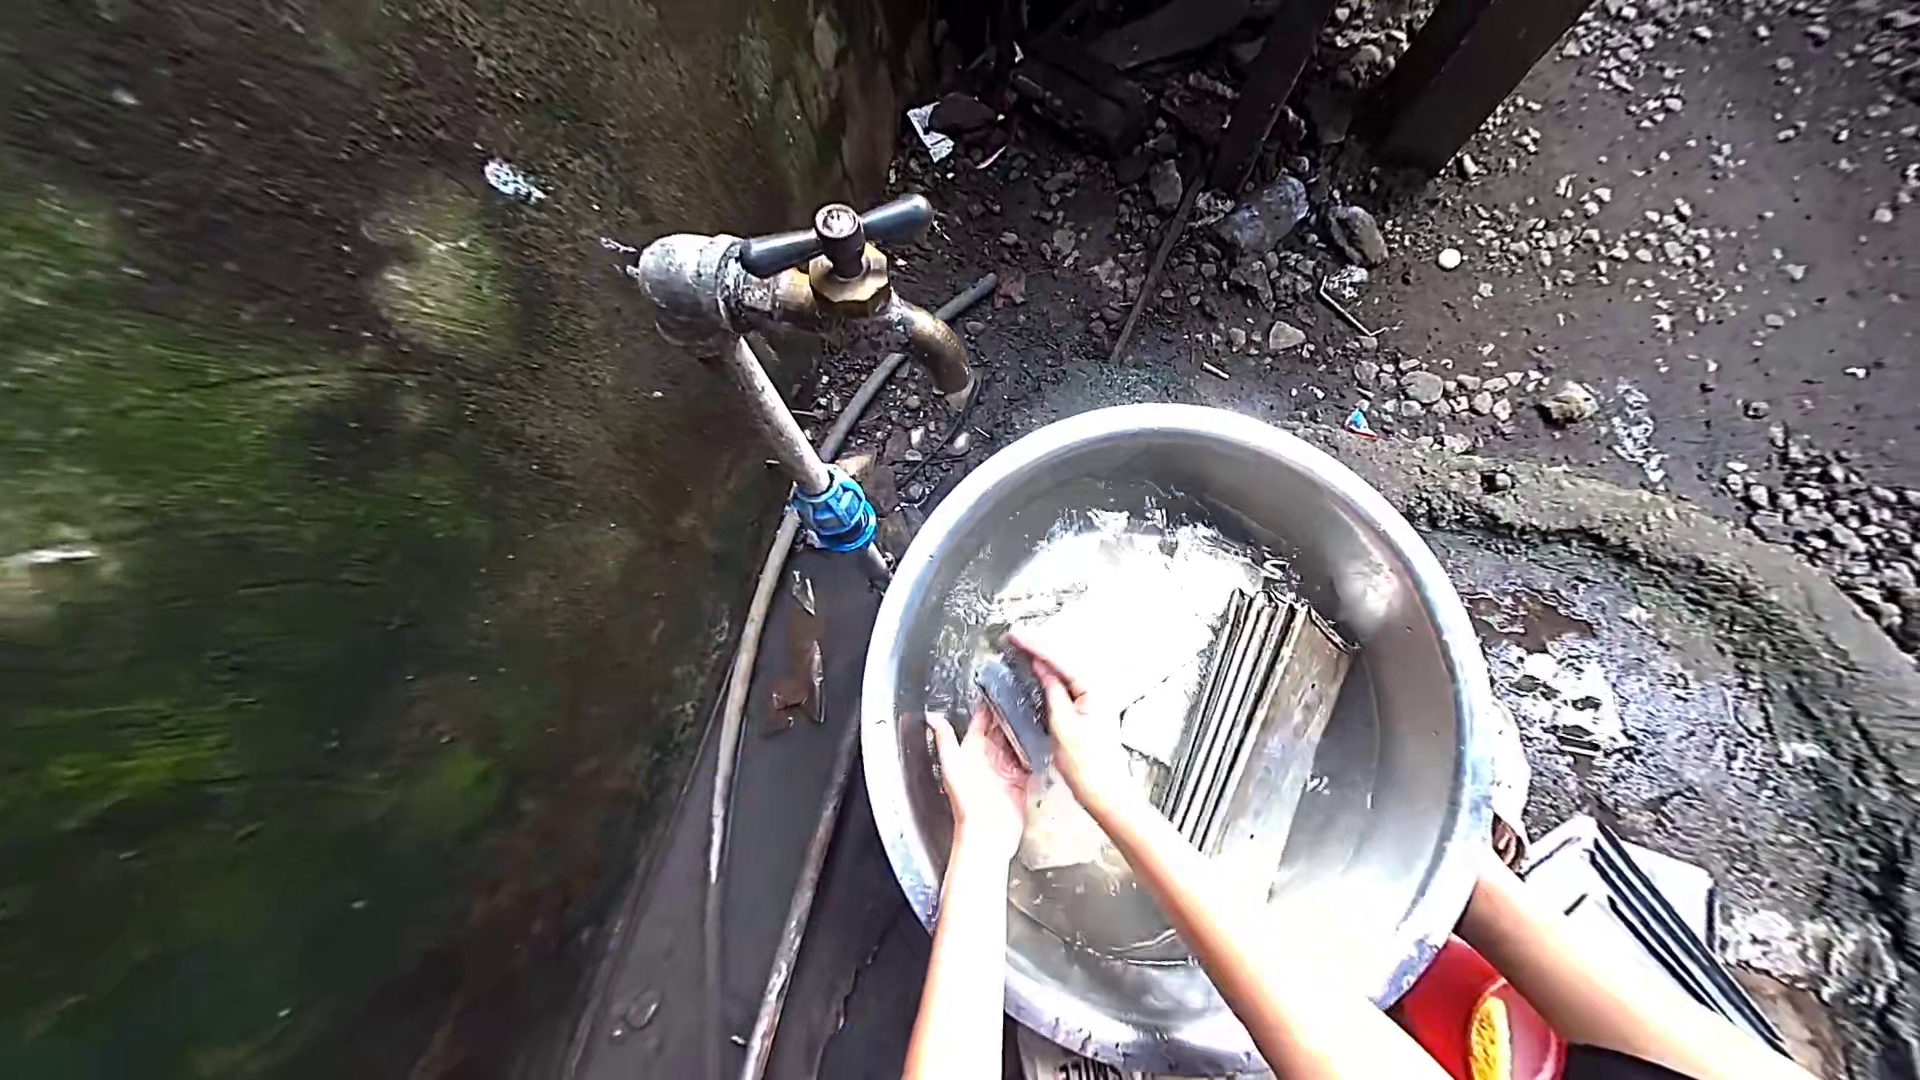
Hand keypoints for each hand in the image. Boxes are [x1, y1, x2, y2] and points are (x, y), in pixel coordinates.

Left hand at [929, 703, 1029, 863]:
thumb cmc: (966, 805)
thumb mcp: (952, 767)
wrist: (986, 836)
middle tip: (1024, 693)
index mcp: (972, 750)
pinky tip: (1043, 737)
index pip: (982, 720)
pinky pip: (1030, 759)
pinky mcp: (1021, 780)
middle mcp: (990, 756)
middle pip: (1003, 728)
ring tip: (1037, 709)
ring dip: (1024, 728)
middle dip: (1011, 712)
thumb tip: (932, 716)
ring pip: (1017, 741)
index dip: (989, 704)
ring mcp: (1006, 768)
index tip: (998, 686)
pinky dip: (1035, 749)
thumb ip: (946, 740)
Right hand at [1007, 630, 1134, 814]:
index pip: (1059, 658)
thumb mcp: (1061, 724)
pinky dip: (1053, 672)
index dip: (1035, 645)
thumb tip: (1041, 667)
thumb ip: (1051, 690)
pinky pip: (1069, 679)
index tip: (1016, 635)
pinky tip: (1041, 671)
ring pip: (1067, 666)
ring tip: (1024, 647)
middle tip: (1016, 636)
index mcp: (1094, 689)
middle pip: (1065, 656)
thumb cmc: (1087, 765)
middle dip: (1039, 644)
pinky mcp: (1091, 706)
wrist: (1105, 792)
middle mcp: (1099, 688)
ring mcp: (1097, 697)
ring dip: (1045, 656)